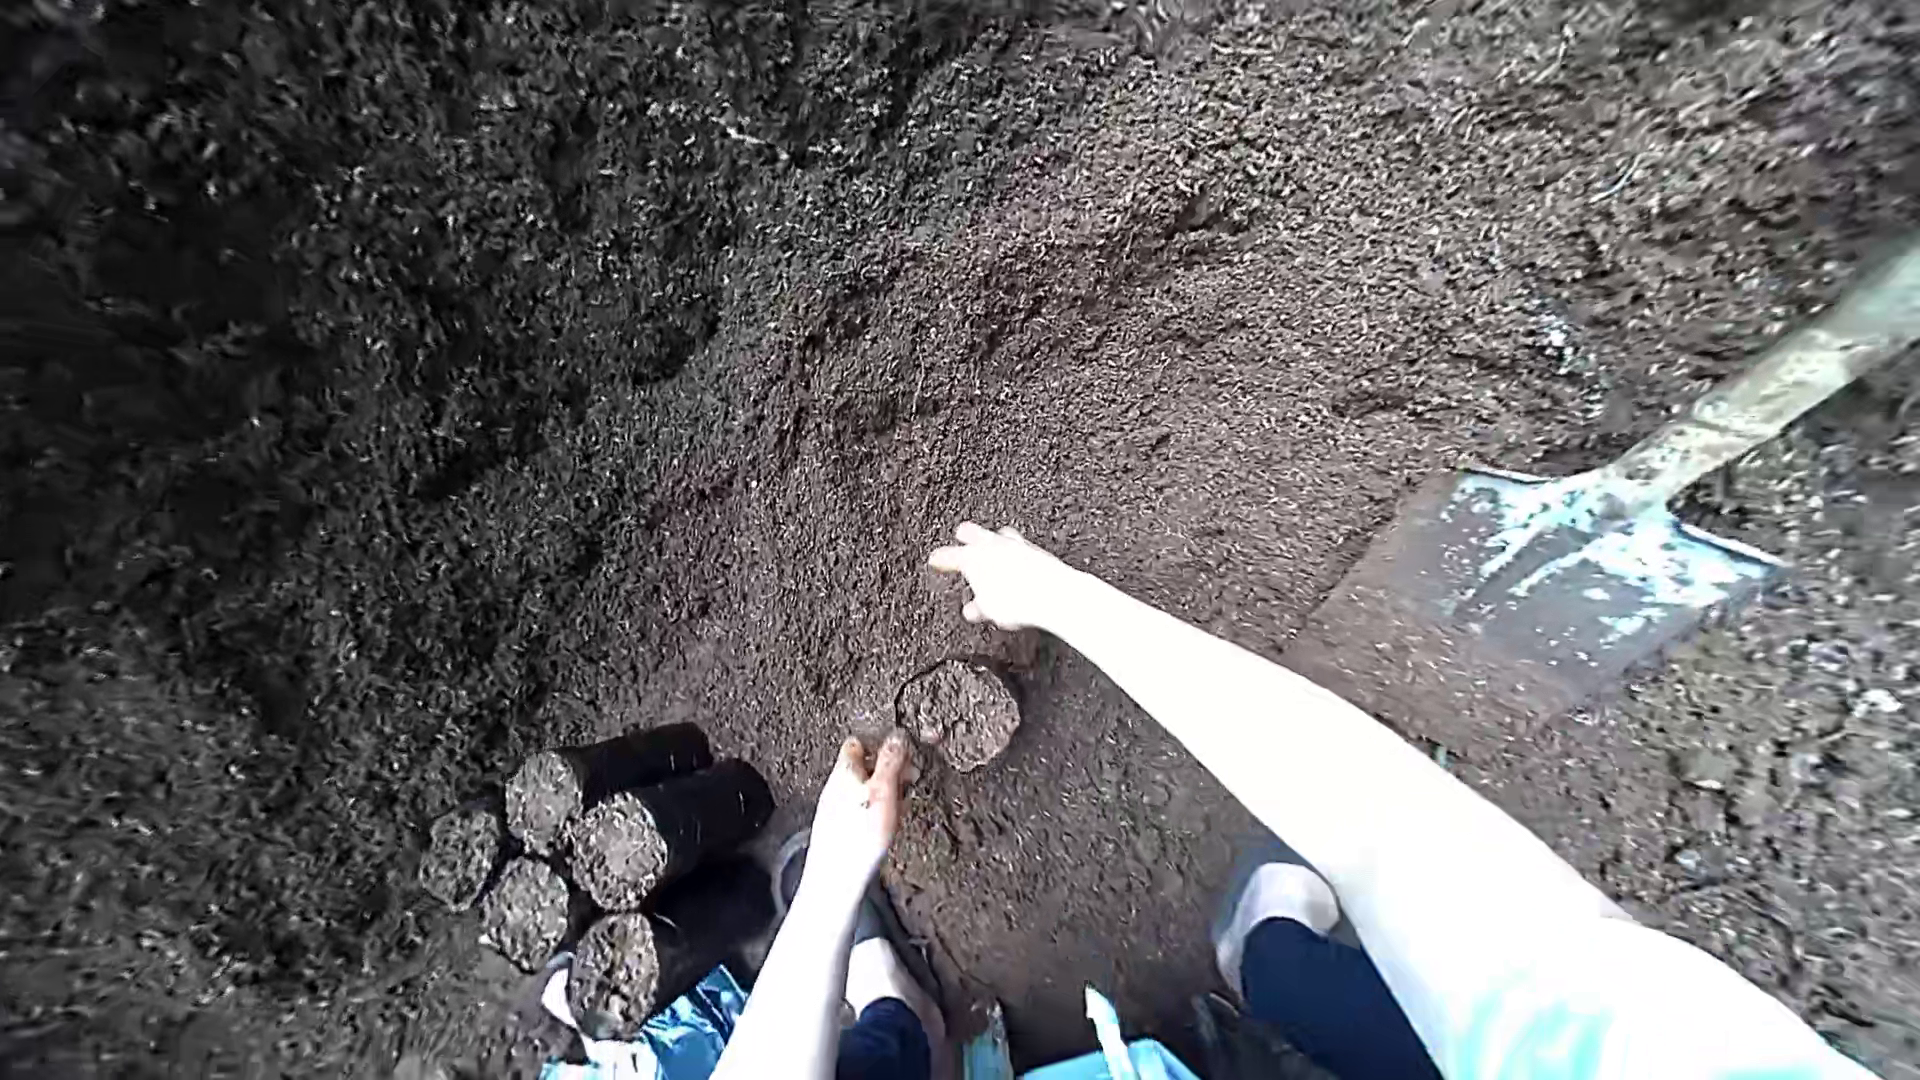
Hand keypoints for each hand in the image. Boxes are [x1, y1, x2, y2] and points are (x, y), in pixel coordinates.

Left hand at [799, 732, 911, 909]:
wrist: (834, 884)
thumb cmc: (858, 837)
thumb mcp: (884, 790)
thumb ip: (891, 760)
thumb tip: (898, 736)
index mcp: (845, 769)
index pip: (859, 742)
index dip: (881, 745)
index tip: (902, 755)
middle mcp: (835, 785)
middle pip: (863, 766)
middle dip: (886, 771)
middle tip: (907, 782)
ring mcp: (833, 808)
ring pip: (861, 789)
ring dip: (882, 793)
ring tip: (898, 808)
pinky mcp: (835, 829)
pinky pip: (858, 810)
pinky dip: (873, 812)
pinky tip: (882, 828)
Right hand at [927, 522, 1081, 631]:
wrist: (1053, 594)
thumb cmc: (1019, 601)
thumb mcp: (990, 609)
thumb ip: (979, 606)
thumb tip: (973, 608)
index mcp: (972, 557)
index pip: (948, 555)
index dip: (940, 558)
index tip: (935, 559)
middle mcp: (993, 545)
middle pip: (970, 532)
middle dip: (964, 537)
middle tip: (960, 541)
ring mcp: (1015, 544)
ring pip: (997, 535)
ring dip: (991, 541)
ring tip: (990, 548)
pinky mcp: (1035, 549)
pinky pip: (1018, 544)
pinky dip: (1013, 550)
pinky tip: (1016, 559)